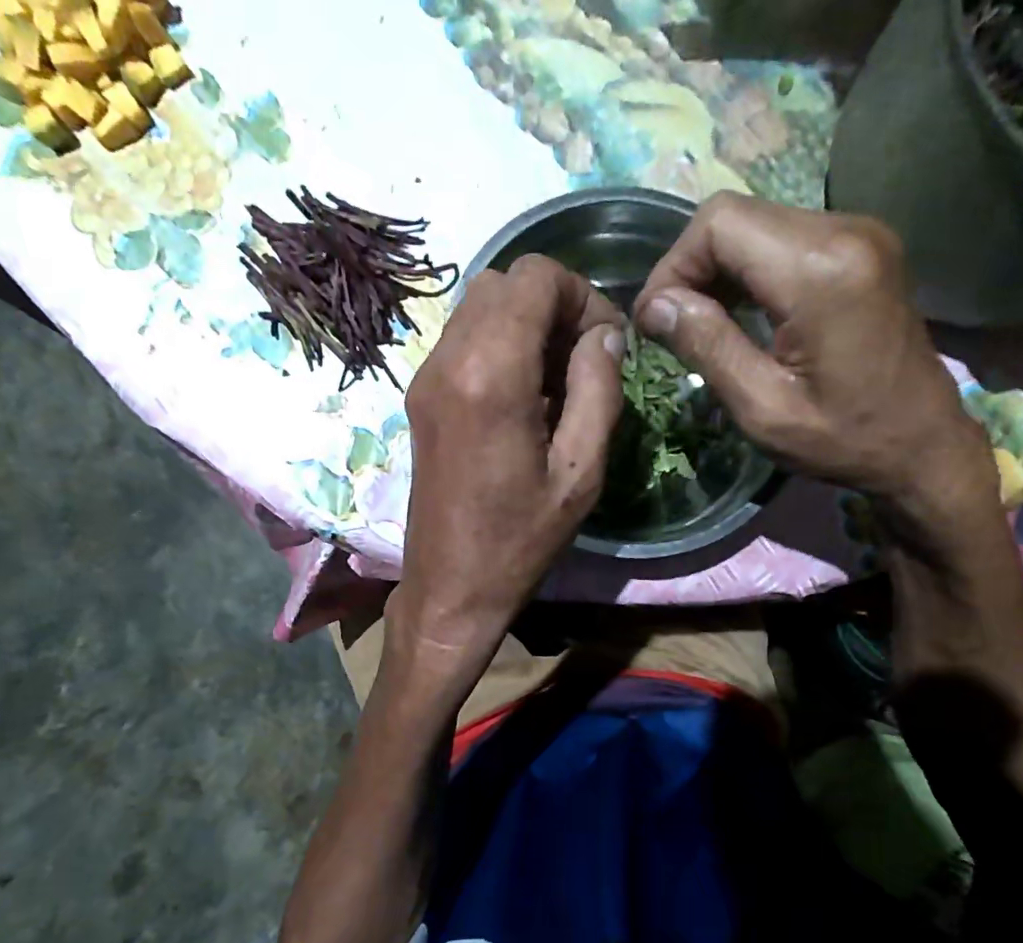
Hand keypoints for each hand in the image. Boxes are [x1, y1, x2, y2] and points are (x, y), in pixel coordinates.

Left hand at [399, 255, 622, 651]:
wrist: (451, 585)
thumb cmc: (521, 539)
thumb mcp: (581, 470)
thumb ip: (598, 387)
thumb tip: (603, 334)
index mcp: (489, 374)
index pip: (533, 277)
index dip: (579, 294)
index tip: (603, 341)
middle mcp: (447, 361)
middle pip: (502, 282)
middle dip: (551, 304)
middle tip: (581, 357)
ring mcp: (425, 377)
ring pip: (478, 306)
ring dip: (523, 322)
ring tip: (555, 378)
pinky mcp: (419, 396)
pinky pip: (461, 339)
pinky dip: (498, 343)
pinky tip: (522, 394)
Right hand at [633, 193, 992, 521]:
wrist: (922, 445)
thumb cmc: (843, 439)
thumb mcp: (762, 407)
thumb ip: (707, 346)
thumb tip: (653, 306)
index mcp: (820, 271)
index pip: (719, 224)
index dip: (674, 265)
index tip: (659, 321)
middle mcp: (844, 232)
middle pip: (734, 215)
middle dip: (690, 267)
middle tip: (674, 326)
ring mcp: (858, 234)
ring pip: (754, 223)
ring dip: (716, 269)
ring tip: (703, 324)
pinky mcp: (860, 247)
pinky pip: (781, 237)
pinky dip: (746, 270)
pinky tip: (739, 313)